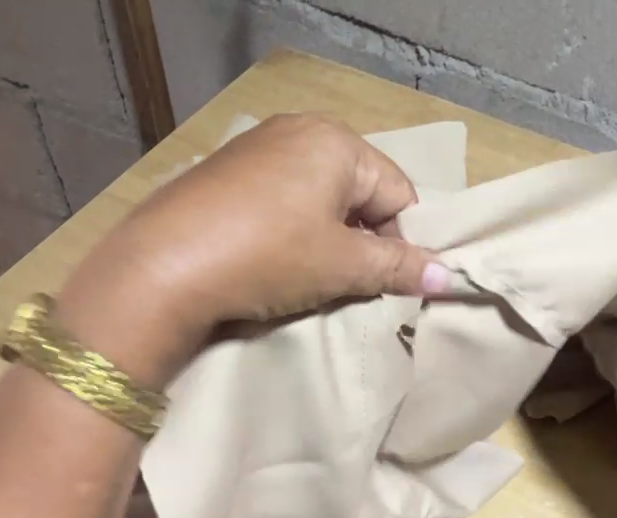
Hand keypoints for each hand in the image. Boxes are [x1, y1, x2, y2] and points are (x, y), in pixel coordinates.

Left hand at [57, 114, 447, 386]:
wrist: (167, 266)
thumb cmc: (270, 256)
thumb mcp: (342, 266)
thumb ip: (398, 267)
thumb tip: (450, 277)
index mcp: (336, 141)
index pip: (398, 193)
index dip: (403, 242)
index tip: (388, 283)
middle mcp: (298, 131)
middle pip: (359, 194)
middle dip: (363, 243)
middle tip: (350, 286)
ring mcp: (257, 151)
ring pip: (319, 203)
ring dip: (328, 244)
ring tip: (310, 281)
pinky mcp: (226, 178)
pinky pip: (281, 205)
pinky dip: (291, 237)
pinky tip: (274, 267)